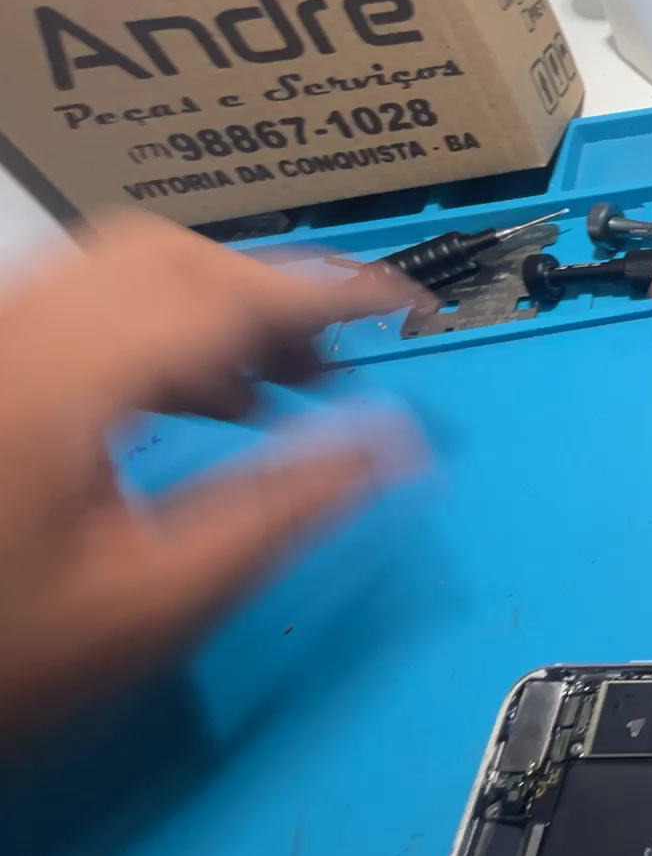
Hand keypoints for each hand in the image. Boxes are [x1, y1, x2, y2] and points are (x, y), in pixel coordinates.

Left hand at [0, 214, 420, 734]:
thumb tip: (400, 440)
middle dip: (277, 293)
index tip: (409, 306)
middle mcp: (9, 349)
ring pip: (129, 274)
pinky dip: (180, 333)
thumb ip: (289, 505)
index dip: (333, 292)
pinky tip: (211, 400)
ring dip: (231, 312)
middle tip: (331, 357)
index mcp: (50, 395)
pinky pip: (94, 309)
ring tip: (283, 383)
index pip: (220, 297)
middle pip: (168, 259)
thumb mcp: (161, 596)